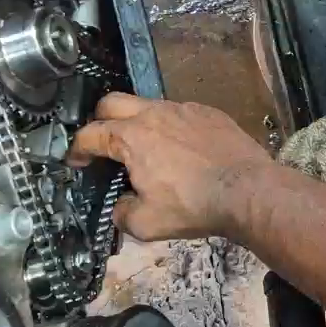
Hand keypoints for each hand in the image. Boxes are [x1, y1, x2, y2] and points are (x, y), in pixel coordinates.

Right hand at [67, 94, 277, 242]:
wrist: (248, 190)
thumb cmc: (194, 206)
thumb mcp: (146, 223)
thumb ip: (121, 212)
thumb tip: (121, 205)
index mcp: (132, 137)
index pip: (90, 135)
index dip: (77, 149)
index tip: (76, 161)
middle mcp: (155, 114)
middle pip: (113, 103)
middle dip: (100, 120)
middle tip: (104, 143)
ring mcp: (185, 109)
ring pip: (149, 105)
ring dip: (139, 122)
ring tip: (146, 148)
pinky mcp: (210, 112)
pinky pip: (180, 113)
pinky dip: (172, 127)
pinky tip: (182, 149)